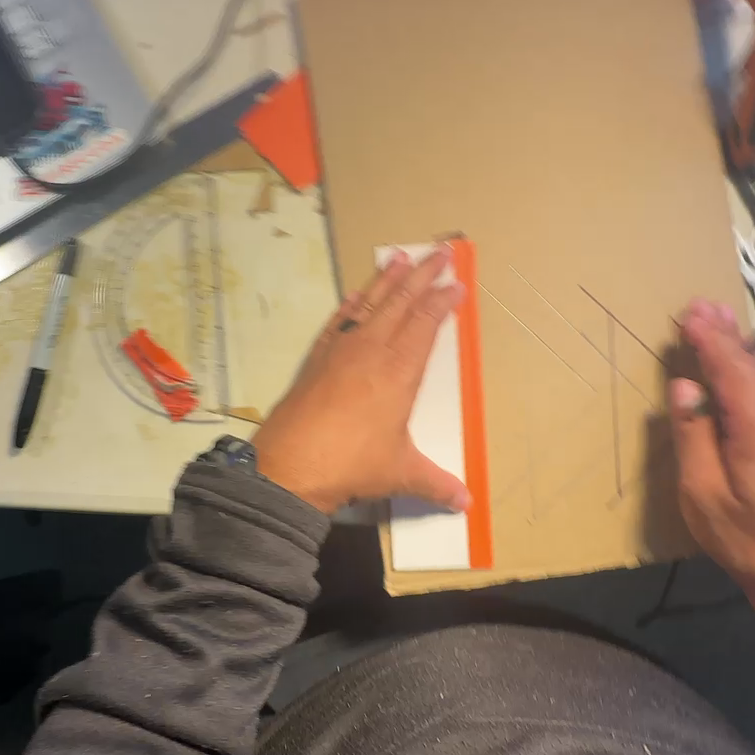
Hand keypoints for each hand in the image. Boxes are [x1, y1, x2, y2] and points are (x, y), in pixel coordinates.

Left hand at [252, 245, 469, 514]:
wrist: (289, 466)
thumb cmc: (352, 464)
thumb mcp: (400, 474)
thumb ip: (435, 484)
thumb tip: (466, 504)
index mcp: (399, 372)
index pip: (426, 325)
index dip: (442, 302)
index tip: (457, 284)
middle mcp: (371, 351)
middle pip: (401, 303)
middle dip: (423, 275)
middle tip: (440, 250)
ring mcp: (340, 352)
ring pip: (370, 304)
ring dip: (387, 279)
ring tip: (400, 256)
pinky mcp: (317, 360)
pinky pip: (339, 322)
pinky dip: (351, 304)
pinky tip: (356, 294)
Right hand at [669, 299, 754, 595]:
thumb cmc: (742, 535)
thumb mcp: (701, 490)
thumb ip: (693, 435)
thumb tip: (685, 387)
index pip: (733, 371)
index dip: (710, 341)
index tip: (688, 314)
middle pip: (752, 367)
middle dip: (725, 334)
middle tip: (700, 303)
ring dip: (736, 348)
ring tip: (714, 319)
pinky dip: (746, 370)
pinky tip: (735, 362)